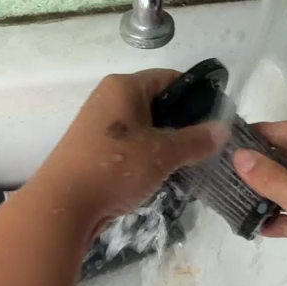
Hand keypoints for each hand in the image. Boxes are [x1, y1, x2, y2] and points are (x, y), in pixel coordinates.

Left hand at [29, 70, 220, 230]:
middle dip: (183, 123)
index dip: (197, 94)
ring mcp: (99, 126)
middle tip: (208, 144)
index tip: (219, 117)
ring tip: (190, 162)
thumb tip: (223, 130)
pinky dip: (147, 156)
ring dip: (166, 143)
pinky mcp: (94, 151)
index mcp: (124, 87)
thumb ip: (195, 140)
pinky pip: (130, 146)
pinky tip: (163, 174)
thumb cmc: (115, 168)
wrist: (63, 206)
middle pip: (157, 103)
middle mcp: (109, 99)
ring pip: (144, 127)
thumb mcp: (163, 153)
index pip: (169, 78)